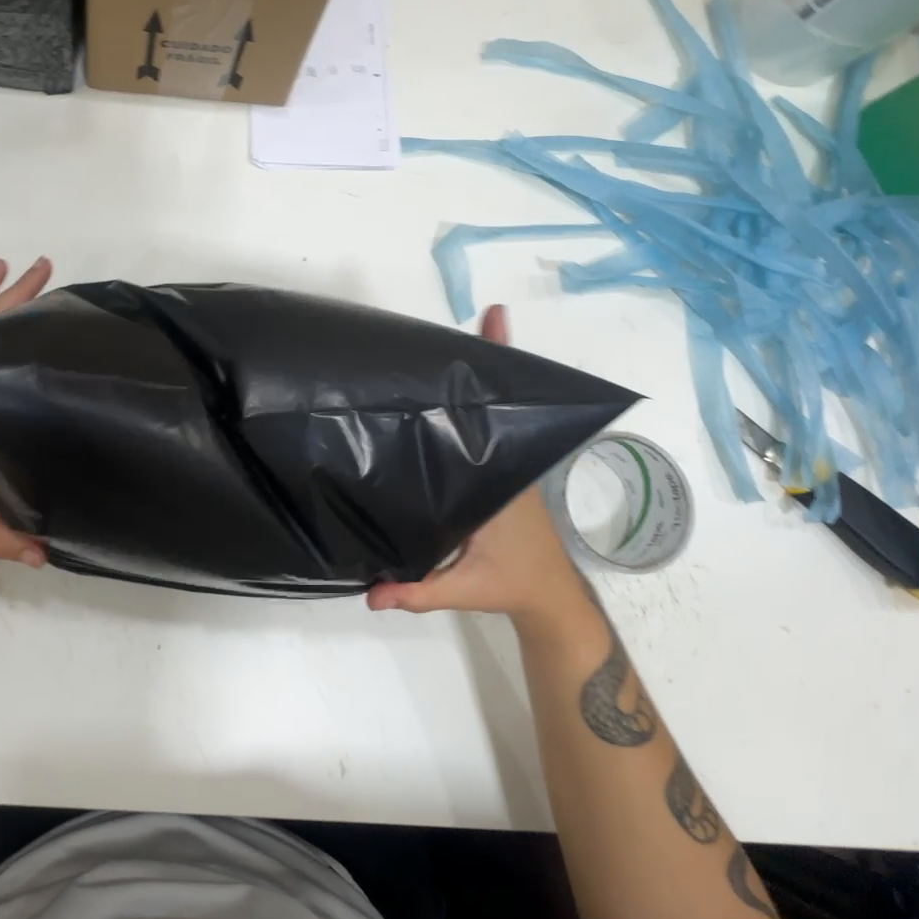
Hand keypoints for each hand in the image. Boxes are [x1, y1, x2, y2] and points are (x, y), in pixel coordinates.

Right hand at [365, 306, 593, 623]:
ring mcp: (501, 467)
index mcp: (501, 482)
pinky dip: (466, 407)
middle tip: (437, 327)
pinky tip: (434, 394)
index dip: (498, 368)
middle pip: (492, 403)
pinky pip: (483, 432)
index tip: (492, 323)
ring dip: (466, 381)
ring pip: (488, 415)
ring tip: (426, 350)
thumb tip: (371, 595)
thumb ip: (419, 593)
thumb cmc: (512, 585)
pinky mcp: (493, 474)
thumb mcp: (465, 590)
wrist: (547, 594)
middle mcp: (505, 465)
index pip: (498, 415)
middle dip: (475, 360)